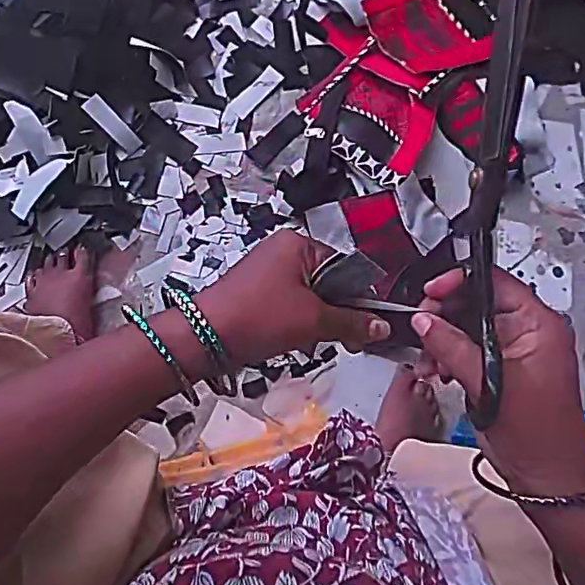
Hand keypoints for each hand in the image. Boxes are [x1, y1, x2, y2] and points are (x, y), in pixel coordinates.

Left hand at [196, 230, 390, 364]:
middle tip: (343, 334)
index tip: (370, 320)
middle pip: (329, 283)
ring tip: (310, 337)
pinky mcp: (258, 296)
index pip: (347, 266)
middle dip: (336, 312)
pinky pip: (290, 308)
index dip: (360, 296)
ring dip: (316, 322)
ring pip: (310, 299)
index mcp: (296, 244)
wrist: (206, 338)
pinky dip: (297, 325)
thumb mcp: (314, 320)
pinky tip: (293, 340)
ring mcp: (268, 274)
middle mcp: (281, 253)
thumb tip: (377, 325)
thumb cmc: (250, 316)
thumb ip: (352, 322)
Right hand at [411, 268, 584, 495]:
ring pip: (463, 325)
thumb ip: (453, 346)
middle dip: (442, 316)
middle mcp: (525, 332)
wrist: (545, 477)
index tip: (431, 293)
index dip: (459, 282)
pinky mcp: (495, 367)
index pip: (494, 282)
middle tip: (424, 331)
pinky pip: (463, 347)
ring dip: (439, 339)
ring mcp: (509, 350)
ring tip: (430, 362)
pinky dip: (445, 355)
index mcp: (537, 325)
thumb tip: (425, 320)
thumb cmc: (538, 435)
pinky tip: (437, 371)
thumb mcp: (489, 384)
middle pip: (473, 302)